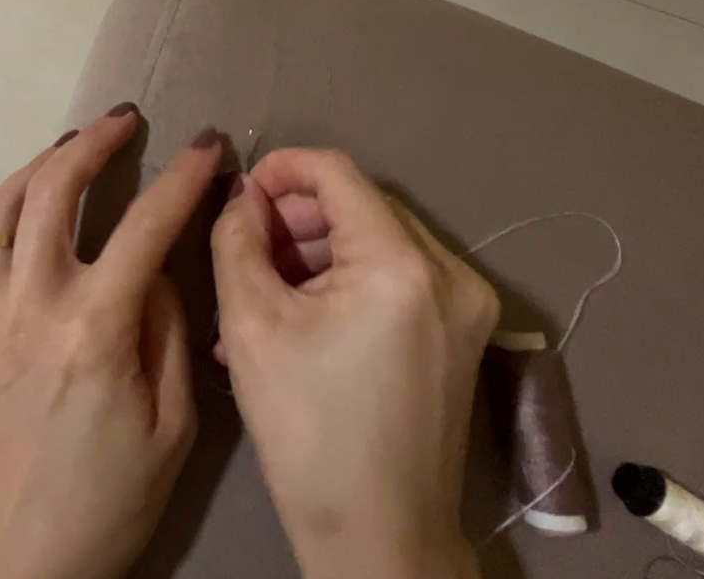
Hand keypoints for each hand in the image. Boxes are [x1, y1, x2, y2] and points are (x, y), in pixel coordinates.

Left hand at [0, 108, 215, 578]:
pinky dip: (8, 211)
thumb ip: (167, 330)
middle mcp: (31, 303)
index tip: (209, 144)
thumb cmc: (108, 500)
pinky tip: (31, 209)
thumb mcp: (173, 427)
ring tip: (75, 146)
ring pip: (3, 204)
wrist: (12, 556)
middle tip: (125, 119)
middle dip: (96, 142)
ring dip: (42, 163)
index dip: (183, 176)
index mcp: (95, 330)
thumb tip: (152, 264)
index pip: (147, 225)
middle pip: (55, 189)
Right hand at [210, 149, 498, 578]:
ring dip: (315, 249)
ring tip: (263, 290)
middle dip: (294, 216)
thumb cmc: (307, 428)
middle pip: (358, 203)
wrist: (379, 534)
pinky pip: (395, 274)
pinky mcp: (462, 331)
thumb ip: (237, 237)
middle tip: (246, 252)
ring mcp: (466, 303)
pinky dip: (344, 277)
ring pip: (375, 237)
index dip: (279, 169)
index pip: (336, 172)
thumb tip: (242, 197)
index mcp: (402, 264)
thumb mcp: (250, 321)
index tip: (239, 198)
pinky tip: (301, 312)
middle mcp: (452, 271)